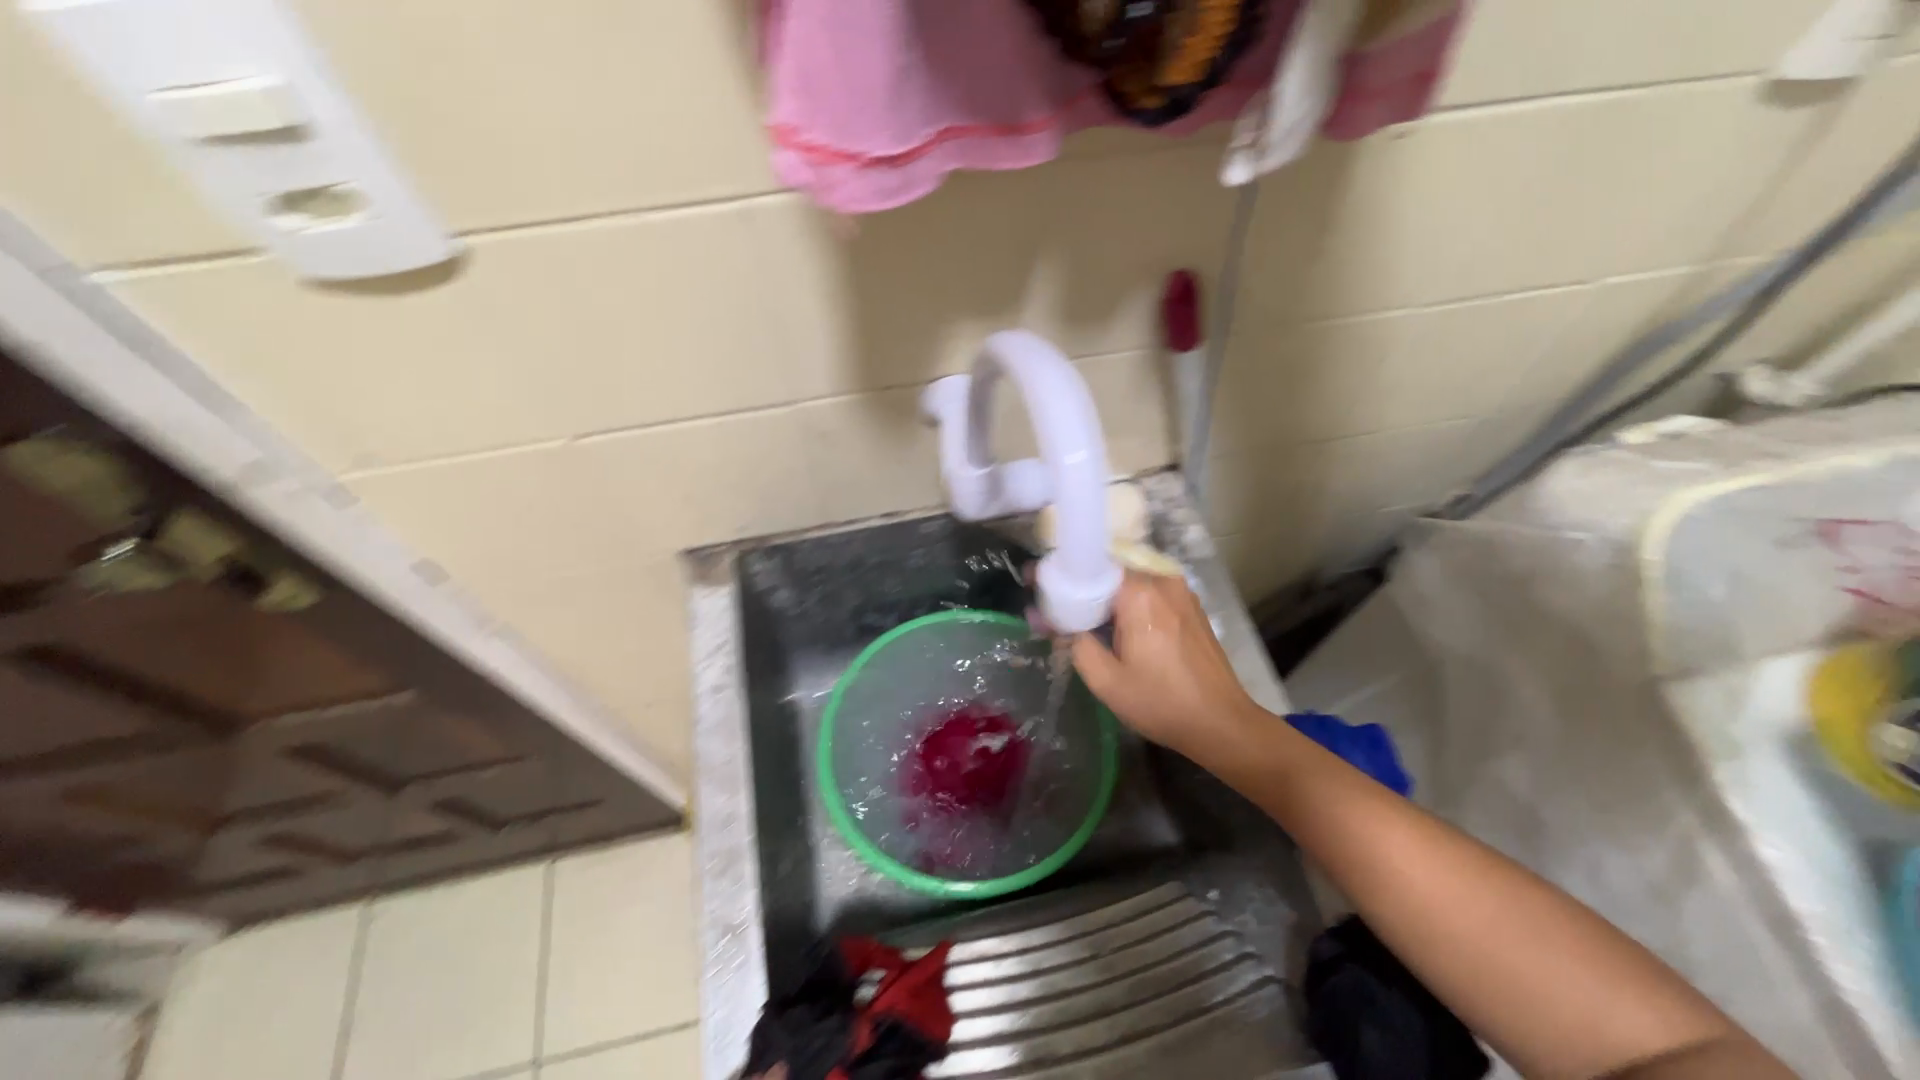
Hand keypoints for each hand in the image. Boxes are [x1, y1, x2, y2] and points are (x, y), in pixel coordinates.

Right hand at [1070, 571, 1265, 757]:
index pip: (1088, 566)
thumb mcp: (1106, 682)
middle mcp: (1162, 581)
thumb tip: (1056, 622)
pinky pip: (1148, 596)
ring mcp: (1181, 592)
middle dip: (1079, 590)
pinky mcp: (1190, 607)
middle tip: (1053, 611)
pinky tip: (1114, 630)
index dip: (1059, 576)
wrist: (1221, 722)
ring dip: (1104, 600)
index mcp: (1140, 593)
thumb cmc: (1162, 703)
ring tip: (1080, 623)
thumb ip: (1076, 644)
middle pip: (1108, 573)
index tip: (1035, 583)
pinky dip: (1127, 607)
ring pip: (1128, 584)